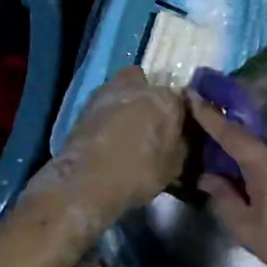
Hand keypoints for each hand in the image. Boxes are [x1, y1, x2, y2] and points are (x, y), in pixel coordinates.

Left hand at [41, 66, 186, 217]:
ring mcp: (109, 91)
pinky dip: (108, 114)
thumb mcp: (174, 166)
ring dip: (126, 103)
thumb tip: (180, 139)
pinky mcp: (85, 103)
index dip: (176, 116)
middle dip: (149, 101)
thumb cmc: (139, 173)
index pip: (179, 100)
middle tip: (148, 125)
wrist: (88, 179)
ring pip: (124, 89)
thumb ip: (181, 145)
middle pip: (149, 86)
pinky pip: (105, 104)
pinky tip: (106, 135)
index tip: (173, 131)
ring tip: (125, 130)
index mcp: (167, 99)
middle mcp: (139, 86)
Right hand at [186, 91, 266, 266]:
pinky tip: (256, 168)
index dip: (210, 115)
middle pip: (256, 130)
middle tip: (212, 127)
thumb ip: (223, 197)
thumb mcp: (245, 227)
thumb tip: (206, 177)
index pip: (233, 134)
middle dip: (234, 126)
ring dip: (252, 140)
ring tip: (232, 151)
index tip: (193, 95)